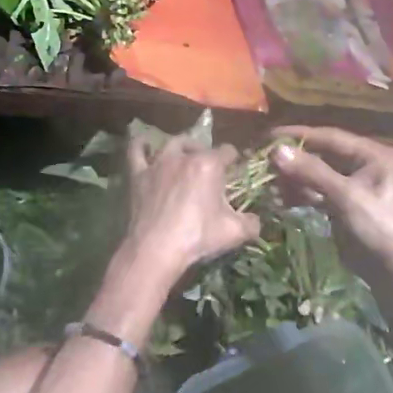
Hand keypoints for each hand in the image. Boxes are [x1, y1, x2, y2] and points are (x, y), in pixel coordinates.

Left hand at [118, 135, 260, 288]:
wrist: (156, 249)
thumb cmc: (197, 237)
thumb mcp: (234, 233)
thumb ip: (251, 223)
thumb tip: (256, 221)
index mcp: (209, 165)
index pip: (227, 151)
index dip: (233, 159)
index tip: (235, 168)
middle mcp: (183, 157)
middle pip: (198, 145)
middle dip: (206, 151)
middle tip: (209, 168)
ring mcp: (158, 164)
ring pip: (170, 144)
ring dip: (181, 146)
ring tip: (184, 155)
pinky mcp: (138, 174)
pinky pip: (136, 151)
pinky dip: (140, 145)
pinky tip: (144, 145)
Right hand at [271, 126, 392, 279]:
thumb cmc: (377, 227)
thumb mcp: (345, 196)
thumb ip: (311, 170)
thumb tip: (277, 150)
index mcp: (373, 155)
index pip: (330, 137)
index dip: (298, 135)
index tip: (267, 137)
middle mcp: (365, 165)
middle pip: (321, 155)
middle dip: (293, 160)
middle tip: (263, 162)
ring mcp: (353, 186)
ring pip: (316, 174)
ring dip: (293, 178)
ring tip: (269, 183)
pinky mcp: (343, 205)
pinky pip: (317, 192)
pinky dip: (300, 194)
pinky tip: (280, 199)